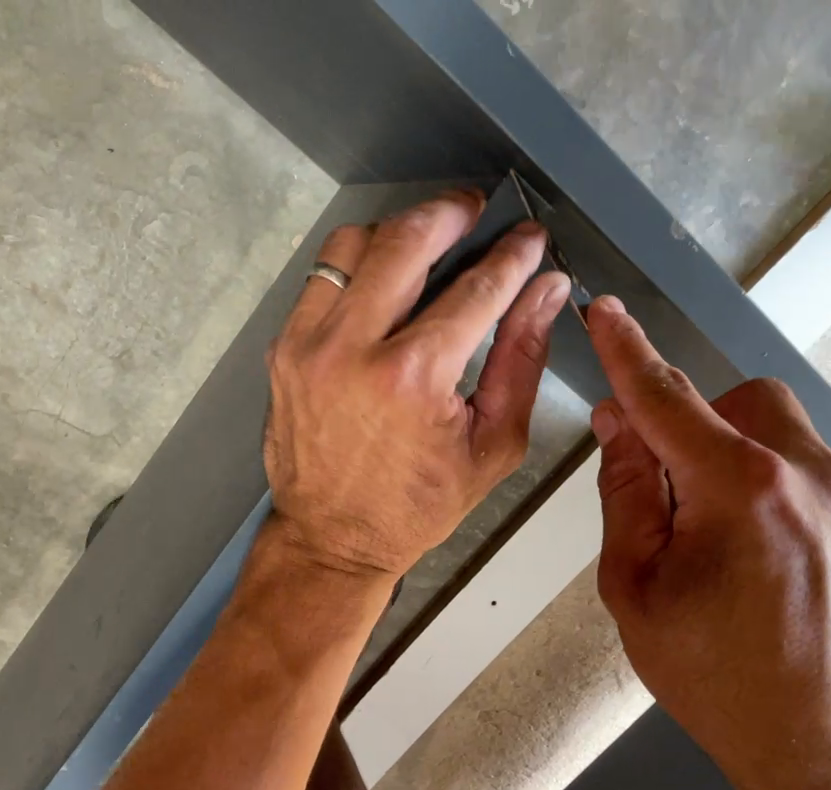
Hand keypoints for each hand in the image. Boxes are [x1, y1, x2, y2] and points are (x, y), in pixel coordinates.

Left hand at [262, 190, 570, 578]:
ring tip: (427, 241)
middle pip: (407, 240)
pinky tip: (381, 278)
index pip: (477, 287)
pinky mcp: (283, 350)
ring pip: (353, 245)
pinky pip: (320, 277)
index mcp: (414, 377)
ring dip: (397, 232)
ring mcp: (308, 345)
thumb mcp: (492, 445)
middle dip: (450, 213)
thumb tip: (547, 289)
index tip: (530, 236)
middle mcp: (353, 348)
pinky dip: (355, 265)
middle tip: (475, 209)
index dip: (513, 254)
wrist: (333, 539)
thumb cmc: (418, 505)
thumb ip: (521, 360)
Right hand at [585, 296, 830, 789]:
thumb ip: (626, 497)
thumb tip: (622, 432)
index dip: (625, 352)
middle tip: (660, 488)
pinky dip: (764, 483)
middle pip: (737, 399)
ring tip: (706, 534)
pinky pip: (806, 468)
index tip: (604, 312)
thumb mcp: (636, 591)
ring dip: (728, 454)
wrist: (830, 751)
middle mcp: (809, 474)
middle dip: (690, 422)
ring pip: (777, 430)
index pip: (665, 397)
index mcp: (739, 488)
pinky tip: (750, 554)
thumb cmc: (719, 679)